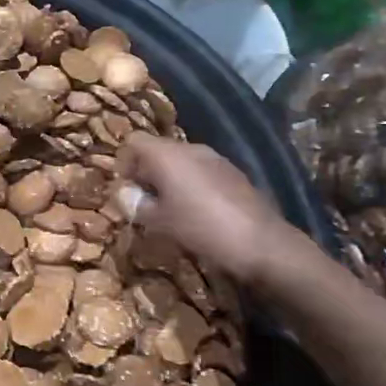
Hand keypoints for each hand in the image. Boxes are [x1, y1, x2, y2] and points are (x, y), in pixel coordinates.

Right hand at [118, 135, 310, 287]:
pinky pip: (200, 170)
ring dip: (169, 179)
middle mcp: (190, 149)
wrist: (262, 243)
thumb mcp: (158, 221)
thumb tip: (124, 194)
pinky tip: (196, 211)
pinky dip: (190, 184)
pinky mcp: (233, 172)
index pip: (134, 141)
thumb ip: (135, 204)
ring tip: (169, 208)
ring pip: (180, 161)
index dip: (124, 162)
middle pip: (157, 150)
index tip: (125, 188)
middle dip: (145, 172)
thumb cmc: (201, 228)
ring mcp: (215, 159)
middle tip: (143, 202)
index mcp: (167, 155)